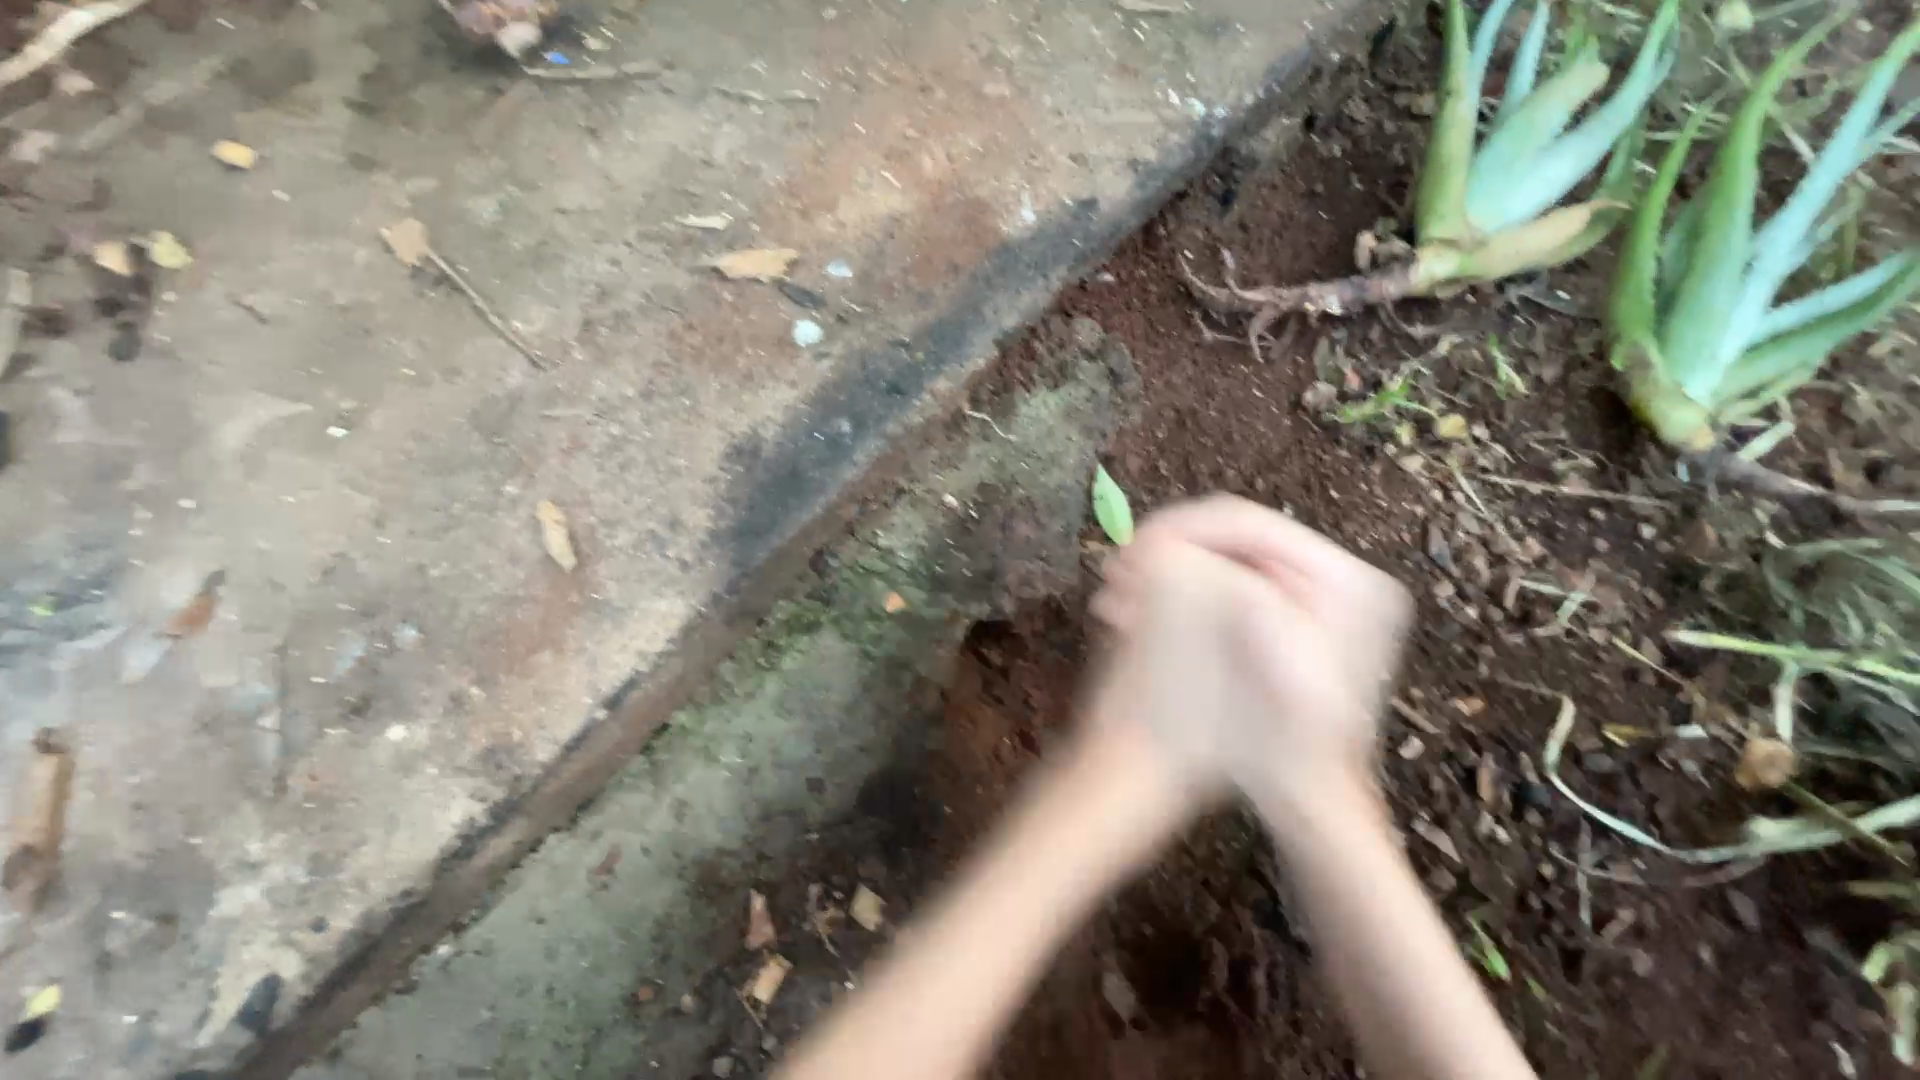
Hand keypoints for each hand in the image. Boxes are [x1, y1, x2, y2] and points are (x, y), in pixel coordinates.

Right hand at [1087, 496, 1411, 811]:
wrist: (1302, 796)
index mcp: (1343, 578)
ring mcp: (1304, 596)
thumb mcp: (1273, 664)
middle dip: (1167, 551)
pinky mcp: (1279, 616)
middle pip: (1229, 537)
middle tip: (1116, 572)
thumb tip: (1174, 550)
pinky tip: (1134, 613)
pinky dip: (1173, 594)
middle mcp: (1329, 576)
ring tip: (1117, 595)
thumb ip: (1234, 595)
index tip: (1129, 550)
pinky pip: (1215, 585)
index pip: (1247, 522)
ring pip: (1216, 560)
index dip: (1181, 529)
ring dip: (1162, 573)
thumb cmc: (1292, 740)